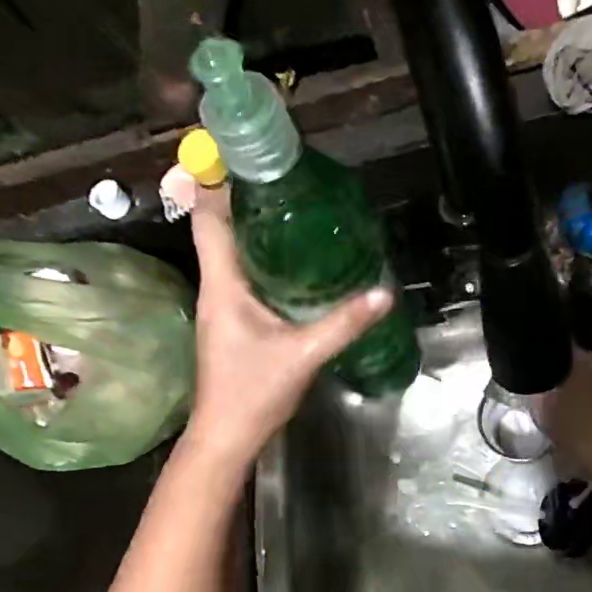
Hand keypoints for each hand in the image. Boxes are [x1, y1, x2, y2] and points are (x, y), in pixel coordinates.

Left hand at [178, 185, 391, 470]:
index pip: (208, 220)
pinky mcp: (230, 323)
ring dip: (253, 229)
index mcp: (221, 286)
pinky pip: (241, 276)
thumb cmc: (251, 393)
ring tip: (292, 205)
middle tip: (285, 175)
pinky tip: (291, 260)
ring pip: (231, 254)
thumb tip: (384, 293)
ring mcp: (219, 307)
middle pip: (219, 230)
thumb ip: (343, 323)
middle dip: (244, 199)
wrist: (225, 436)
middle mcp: (215, 289)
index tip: (241, 155)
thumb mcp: (302, 355)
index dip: (216, 184)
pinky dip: (261, 258)